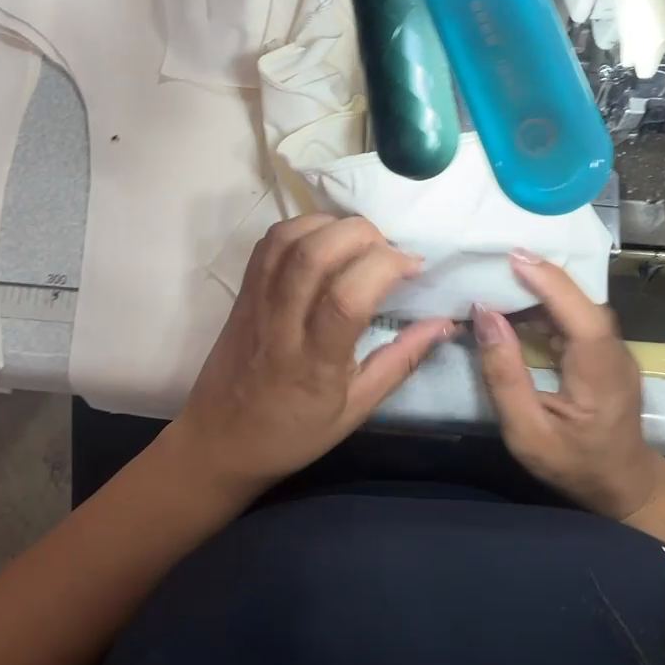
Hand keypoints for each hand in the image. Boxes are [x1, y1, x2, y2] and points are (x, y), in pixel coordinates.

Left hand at [169, 215, 454, 493]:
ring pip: (288, 239)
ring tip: (359, 241)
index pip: (347, 298)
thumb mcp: (356, 410)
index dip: (386, 266)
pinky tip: (326, 241)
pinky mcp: (242, 291)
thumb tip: (444, 323)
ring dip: (332, 224)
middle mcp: (281, 324)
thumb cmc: (293, 432)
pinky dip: (302, 228)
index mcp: (314, 362)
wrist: (220, 440)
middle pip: (314, 254)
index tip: (414, 267)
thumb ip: (401, 361)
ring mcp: (256, 302)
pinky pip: (269, 244)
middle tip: (388, 250)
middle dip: (362, 234)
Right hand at [474, 252, 662, 519]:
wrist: (622, 486)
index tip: (513, 258)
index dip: (550, 283)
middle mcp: (616, 354)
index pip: (582, 316)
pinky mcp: (605, 353)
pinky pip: (577, 319)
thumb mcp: (526, 431)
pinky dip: (547, 306)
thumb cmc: (573, 464)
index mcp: (601, 376)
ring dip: (543, 290)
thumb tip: (485, 315)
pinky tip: (519, 307)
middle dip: (542, 277)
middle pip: (582, 303)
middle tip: (498, 261)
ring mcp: (615, 352)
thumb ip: (504, 374)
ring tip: (501, 278)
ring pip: (580, 307)